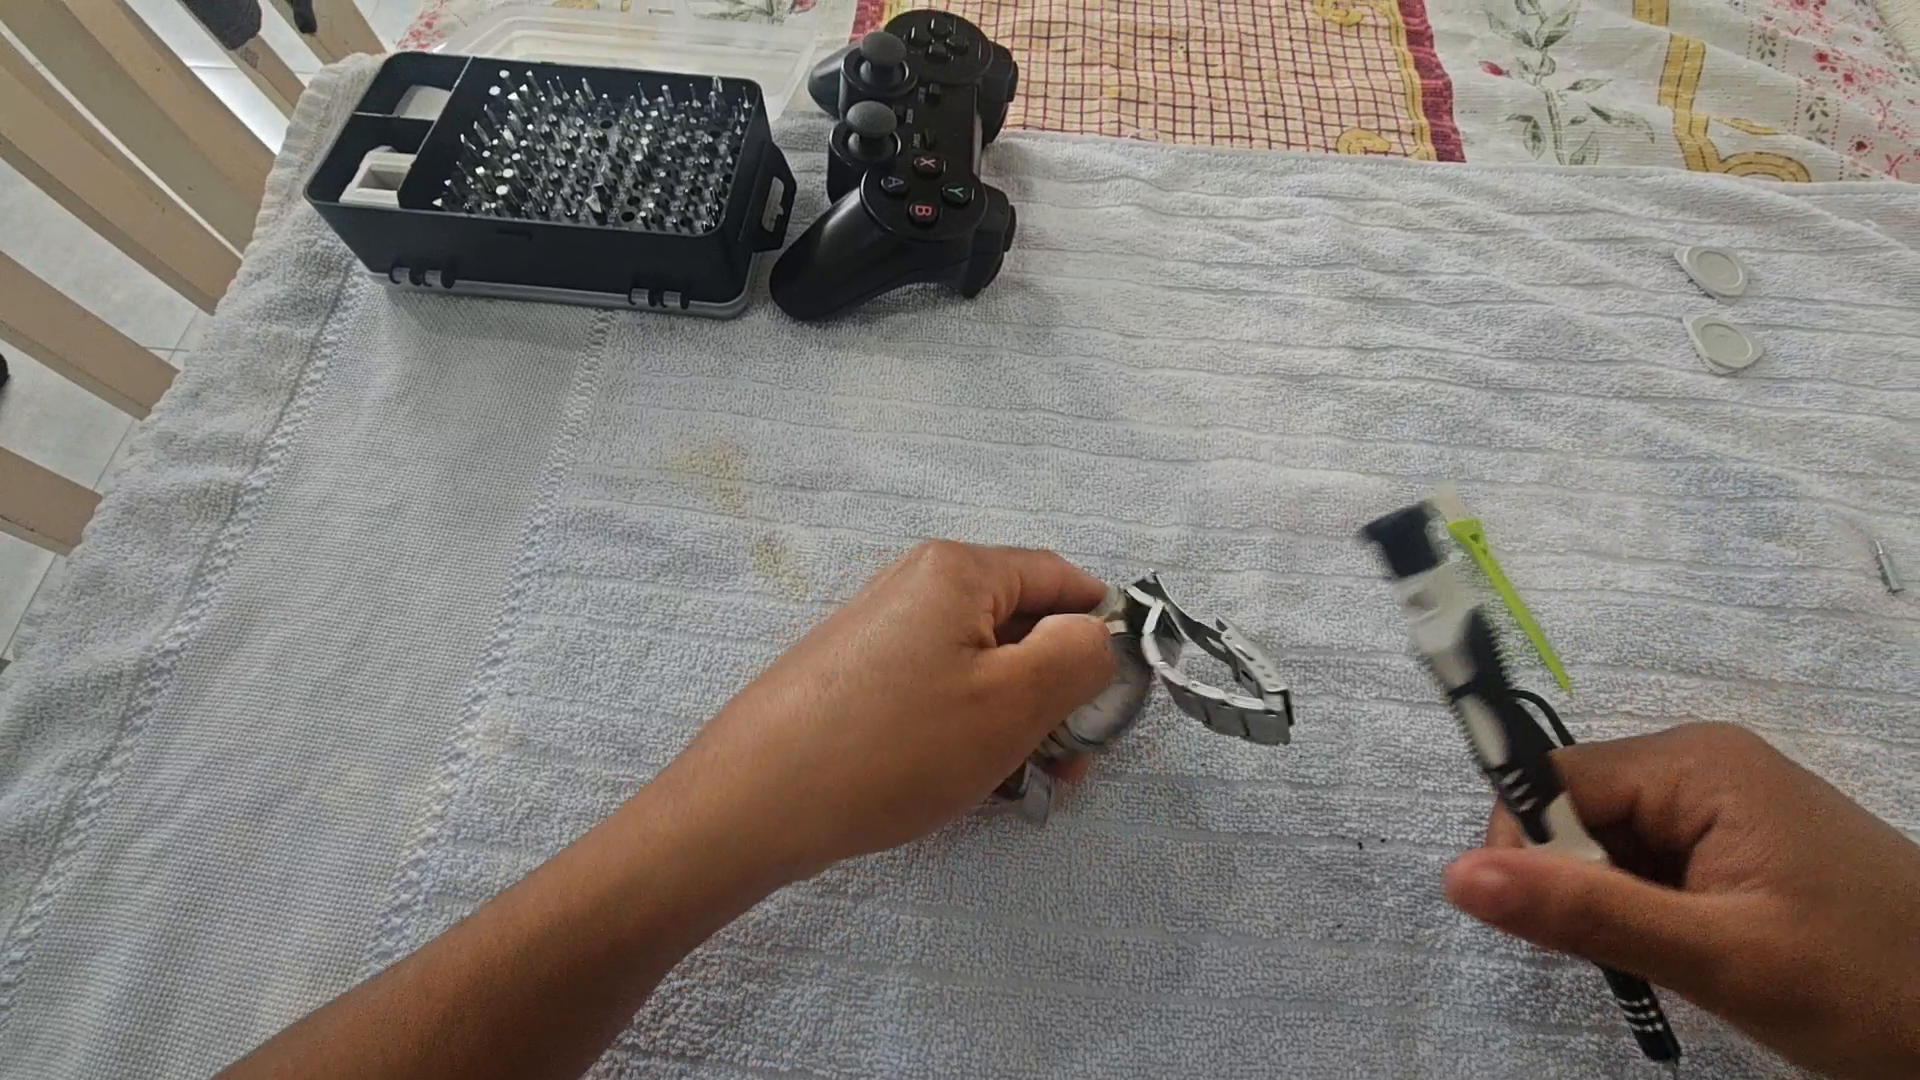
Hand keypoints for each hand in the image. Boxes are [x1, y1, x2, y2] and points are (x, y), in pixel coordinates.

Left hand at [652, 540, 1114, 882]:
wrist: (753, 801)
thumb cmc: (899, 743)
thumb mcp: (1015, 699)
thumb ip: (1080, 654)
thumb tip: (1095, 631)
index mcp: (959, 569)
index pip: (1061, 578)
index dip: (1101, 629)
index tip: (1118, 695)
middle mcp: (918, 584)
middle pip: (1019, 625)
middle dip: (1057, 691)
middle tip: (1073, 760)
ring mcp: (884, 630)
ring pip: (980, 667)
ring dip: (1016, 719)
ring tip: (1030, 784)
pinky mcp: (860, 675)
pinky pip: (938, 690)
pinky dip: (968, 728)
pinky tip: (973, 780)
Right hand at [1443, 722, 1919, 1078]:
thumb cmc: (1884, 991)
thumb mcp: (1725, 961)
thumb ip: (1585, 912)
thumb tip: (1454, 876)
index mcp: (1691, 763)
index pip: (1549, 783)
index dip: (1530, 848)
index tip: (1550, 921)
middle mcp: (1695, 760)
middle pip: (1572, 807)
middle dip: (1578, 877)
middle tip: (1637, 948)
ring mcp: (1716, 792)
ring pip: (1602, 833)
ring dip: (1610, 893)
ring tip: (1678, 949)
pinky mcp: (1730, 827)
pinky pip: (1641, 849)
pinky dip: (1642, 897)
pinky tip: (1692, 936)